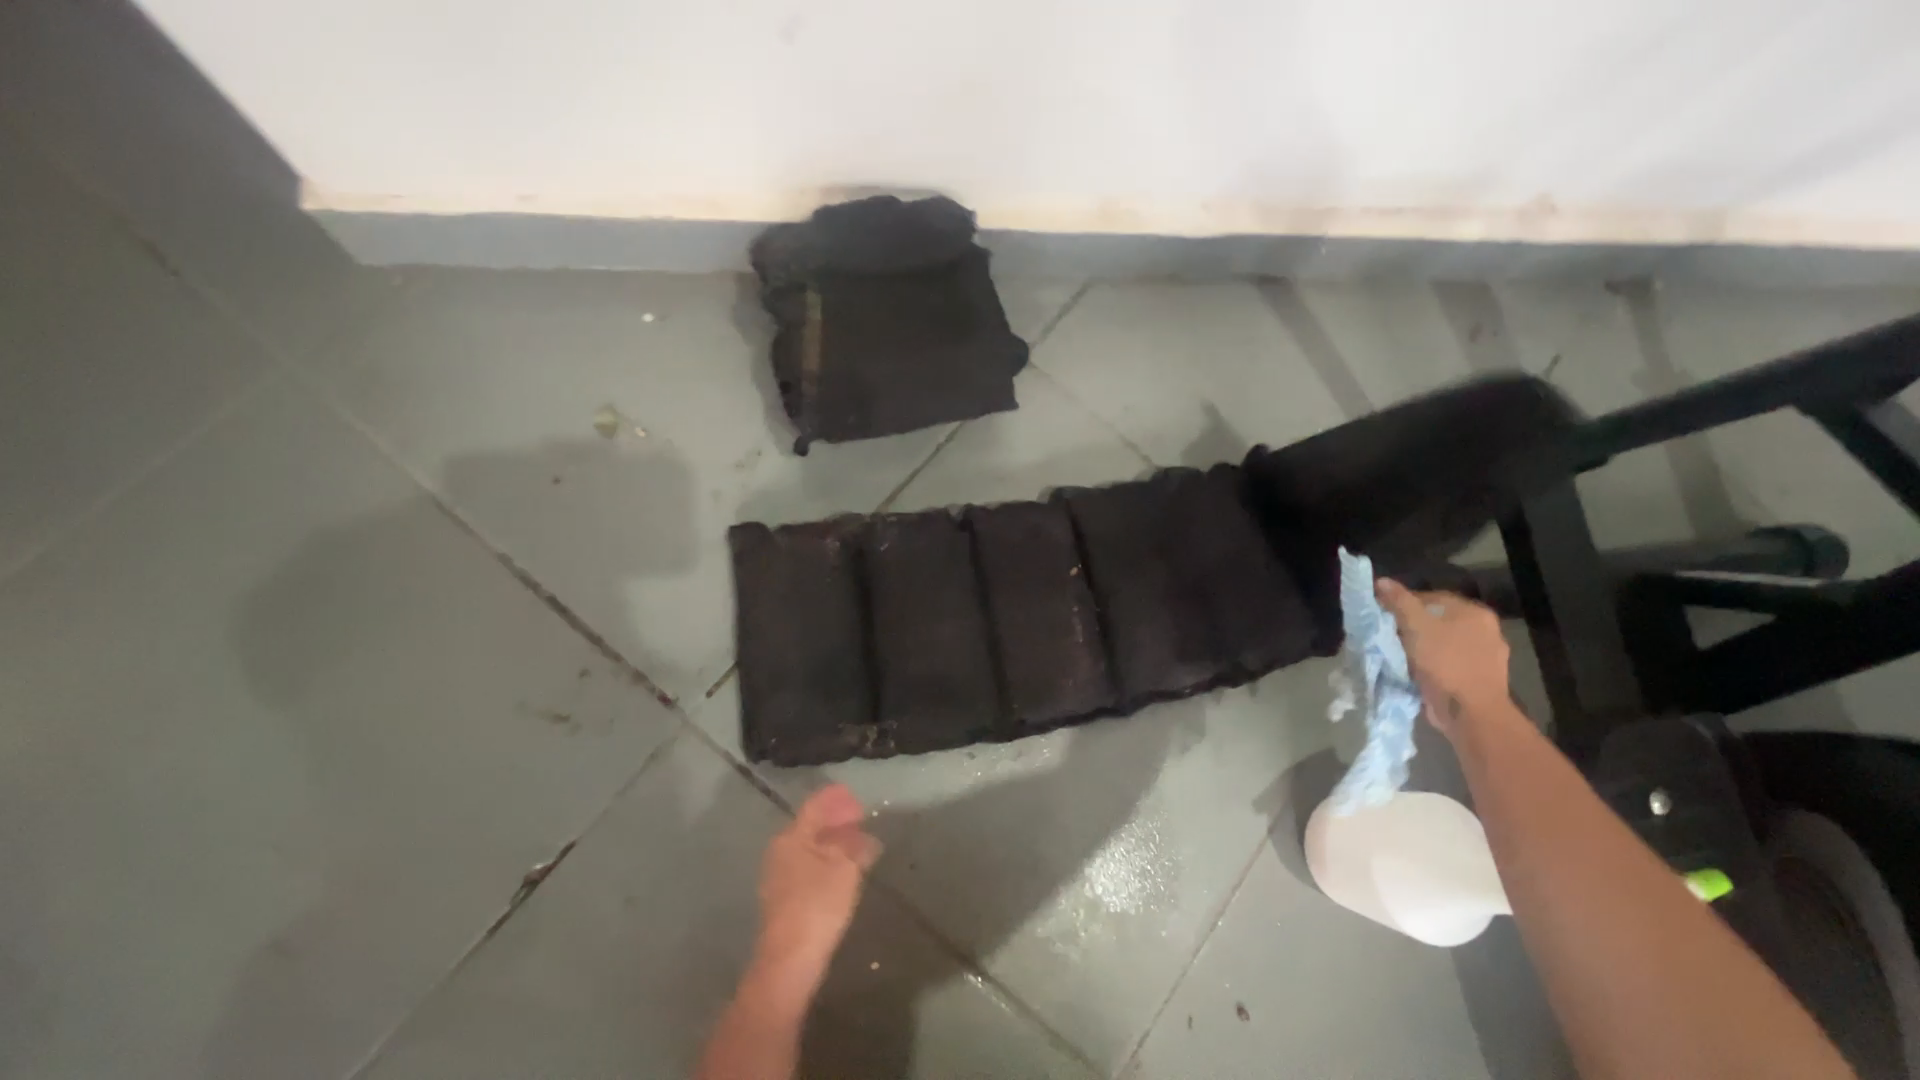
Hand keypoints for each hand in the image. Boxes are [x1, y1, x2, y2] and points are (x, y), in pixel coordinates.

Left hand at [752, 784, 880, 990]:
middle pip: (810, 827)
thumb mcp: (844, 869)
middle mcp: (780, 851)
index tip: (855, 796)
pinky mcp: (784, 898)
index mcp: (791, 838)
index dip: (835, 799)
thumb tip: (864, 837)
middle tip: (860, 817)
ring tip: (857, 842)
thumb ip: (854, 847)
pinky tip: (842, 869)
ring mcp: (779, 876)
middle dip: (835, 820)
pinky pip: (808, 866)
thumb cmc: (818, 905)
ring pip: (809, 848)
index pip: (815, 808)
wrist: (790, 958)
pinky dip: (826, 860)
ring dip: (832, 842)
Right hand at [1376, 579, 1511, 734]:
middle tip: (1390, 636)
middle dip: (1415, 627)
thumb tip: (1382, 581)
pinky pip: (1449, 665)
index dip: (1405, 604)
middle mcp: (1486, 631)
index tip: (1384, 615)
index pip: (1433, 598)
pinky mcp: (1479, 680)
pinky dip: (1434, 666)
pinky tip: (1417, 673)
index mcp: (1475, 613)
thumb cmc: (1444, 662)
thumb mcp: (1415, 626)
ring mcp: (1486, 657)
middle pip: (1440, 621)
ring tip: (1400, 656)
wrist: (1470, 711)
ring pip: (1444, 644)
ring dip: (1424, 648)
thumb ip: (1399, 602)